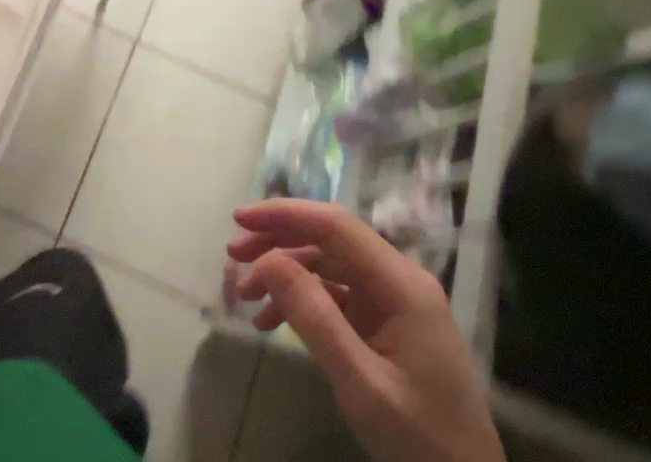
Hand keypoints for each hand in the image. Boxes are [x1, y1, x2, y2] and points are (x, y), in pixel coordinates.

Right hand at [227, 200, 504, 461]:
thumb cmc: (418, 434)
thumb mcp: (360, 381)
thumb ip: (314, 318)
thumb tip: (268, 261)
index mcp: (402, 284)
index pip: (337, 226)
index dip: (286, 214)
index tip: (239, 219)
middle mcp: (400, 280)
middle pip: (330, 240)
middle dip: (278, 242)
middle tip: (232, 256)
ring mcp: (394, 301)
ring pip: (329, 265)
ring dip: (285, 274)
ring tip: (246, 296)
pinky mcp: (386, 323)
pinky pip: (337, 295)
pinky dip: (301, 301)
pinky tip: (272, 322)